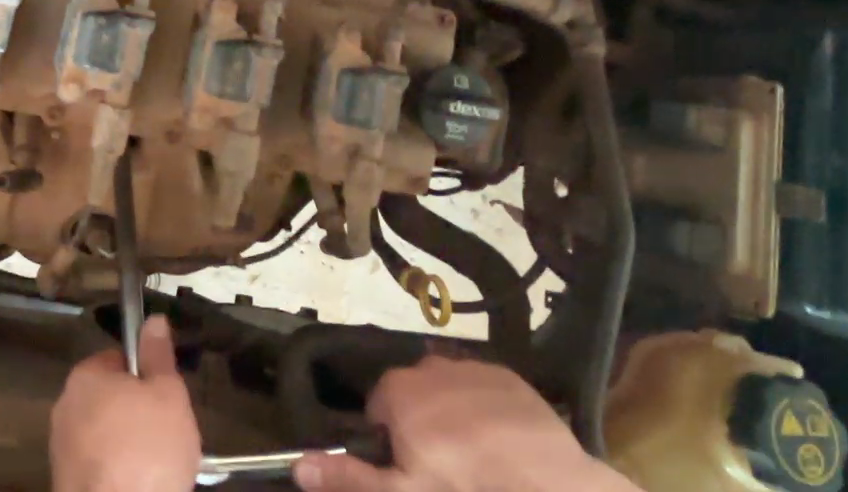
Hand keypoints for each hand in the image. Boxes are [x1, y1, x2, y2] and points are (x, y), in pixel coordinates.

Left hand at [51, 316, 201, 491]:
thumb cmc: (146, 449)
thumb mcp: (167, 394)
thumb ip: (159, 355)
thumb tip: (154, 320)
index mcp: (86, 375)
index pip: (120, 360)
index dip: (147, 377)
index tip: (167, 399)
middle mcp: (66, 404)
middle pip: (112, 398)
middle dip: (138, 414)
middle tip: (167, 434)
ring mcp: (61, 446)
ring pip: (106, 434)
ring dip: (127, 445)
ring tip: (156, 465)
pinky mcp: (65, 480)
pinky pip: (99, 464)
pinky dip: (117, 470)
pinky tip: (138, 482)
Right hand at [292, 357, 635, 491]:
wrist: (550, 488)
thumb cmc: (464, 489)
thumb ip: (347, 476)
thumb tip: (297, 464)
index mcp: (397, 391)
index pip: (379, 409)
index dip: (392, 442)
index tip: (411, 470)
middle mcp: (428, 368)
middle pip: (414, 396)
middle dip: (422, 426)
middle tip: (445, 469)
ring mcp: (472, 368)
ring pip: (451, 392)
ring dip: (455, 416)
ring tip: (479, 460)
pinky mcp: (510, 377)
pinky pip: (486, 390)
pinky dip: (488, 411)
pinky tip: (505, 445)